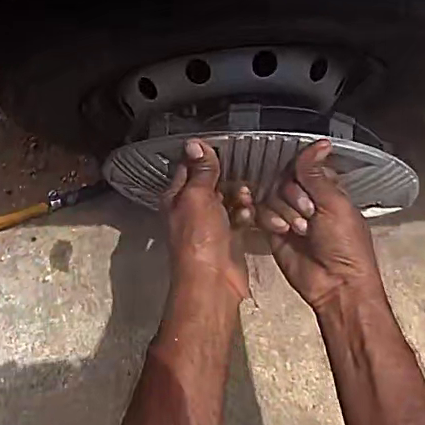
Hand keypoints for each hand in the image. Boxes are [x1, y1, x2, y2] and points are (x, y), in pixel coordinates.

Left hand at [160, 139, 249, 300]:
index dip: (203, 156)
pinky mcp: (229, 236)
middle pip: (211, 182)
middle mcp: (191, 208)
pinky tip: (248, 214)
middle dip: (227, 177)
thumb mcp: (197, 197)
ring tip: (244, 197)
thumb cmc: (198, 238)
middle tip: (239, 176)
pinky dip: (245, 213)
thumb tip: (194, 143)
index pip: (188, 167)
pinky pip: (239, 216)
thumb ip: (200, 171)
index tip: (222, 146)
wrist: (213, 280)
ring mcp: (210, 223)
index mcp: (176, 197)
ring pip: (228, 198)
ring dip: (238, 195)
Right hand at [229, 140, 380, 311]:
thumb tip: (320, 144)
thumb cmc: (345, 246)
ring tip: (297, 230)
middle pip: (283, 180)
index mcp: (327, 191)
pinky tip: (280, 230)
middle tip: (309, 215)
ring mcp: (288, 215)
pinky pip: (260, 213)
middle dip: (292, 196)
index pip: (303, 167)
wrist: (335, 284)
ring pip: (270, 195)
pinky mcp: (272, 230)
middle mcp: (306, 200)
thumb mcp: (335, 205)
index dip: (301, 173)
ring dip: (283, 211)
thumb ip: (316, 174)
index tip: (306, 185)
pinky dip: (268, 219)